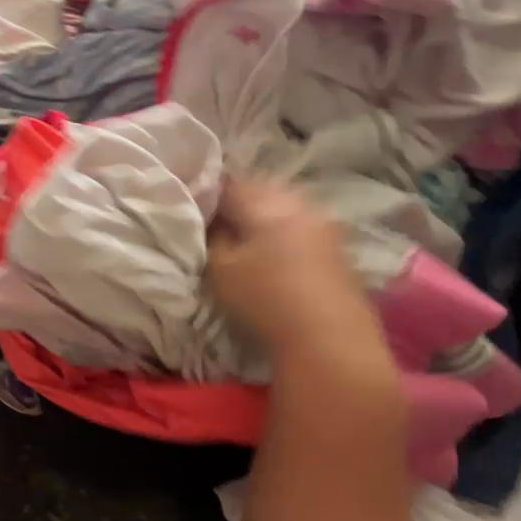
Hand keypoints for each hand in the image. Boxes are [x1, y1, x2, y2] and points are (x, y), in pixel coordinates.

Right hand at [205, 178, 368, 352]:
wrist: (327, 337)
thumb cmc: (263, 298)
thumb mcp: (218, 266)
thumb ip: (211, 234)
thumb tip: (207, 217)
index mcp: (269, 207)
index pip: (229, 183)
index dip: (204, 190)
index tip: (186, 204)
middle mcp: (301, 207)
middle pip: (260, 190)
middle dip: (233, 200)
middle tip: (207, 219)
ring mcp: (324, 226)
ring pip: (281, 206)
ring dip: (257, 215)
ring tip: (234, 234)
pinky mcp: (334, 247)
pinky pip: (297, 223)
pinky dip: (277, 228)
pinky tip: (265, 248)